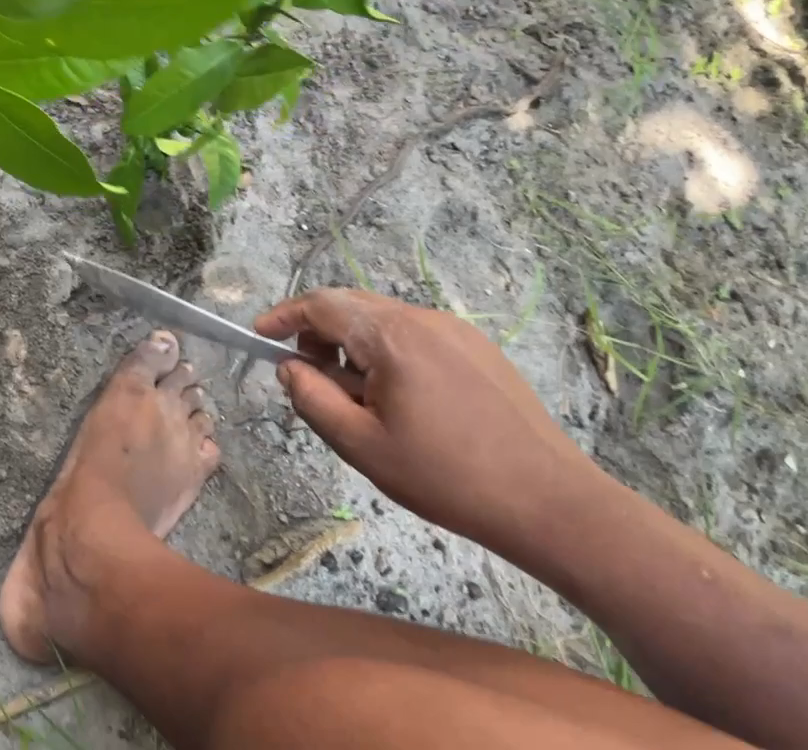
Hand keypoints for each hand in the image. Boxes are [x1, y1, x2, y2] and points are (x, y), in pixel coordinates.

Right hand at [254, 289, 606, 550]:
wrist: (549, 502)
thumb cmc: (445, 476)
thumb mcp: (359, 444)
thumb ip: (312, 398)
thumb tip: (289, 368)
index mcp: (392, 336)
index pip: (322, 305)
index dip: (284, 317)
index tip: (259, 336)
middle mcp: (424, 320)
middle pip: (352, 306)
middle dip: (317, 332)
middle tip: (305, 375)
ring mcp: (457, 332)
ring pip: (383, 321)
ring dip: (352, 344)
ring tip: (354, 397)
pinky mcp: (479, 350)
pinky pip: (415, 335)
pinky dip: (387, 352)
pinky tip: (397, 399)